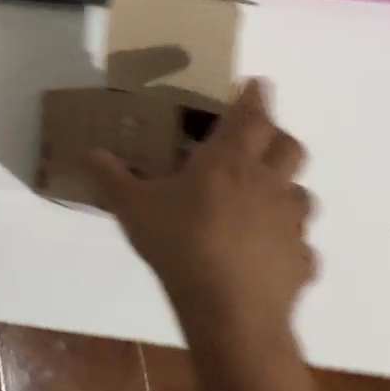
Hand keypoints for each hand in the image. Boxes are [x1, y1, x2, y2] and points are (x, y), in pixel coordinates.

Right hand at [85, 80, 315, 337]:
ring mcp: (291, 224)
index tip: (258, 82)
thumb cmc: (178, 241)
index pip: (249, 120)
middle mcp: (267, 185)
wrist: (230, 308)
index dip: (254, 98)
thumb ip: (107, 172)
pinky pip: (299, 238)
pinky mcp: (301, 259)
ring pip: (300, 192)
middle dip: (275, 135)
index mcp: (226, 164)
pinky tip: (259, 243)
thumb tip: (88, 151)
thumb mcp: (127, 203)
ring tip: (255, 191)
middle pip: (289, 148)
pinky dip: (283, 232)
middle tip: (253, 135)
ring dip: (282, 184)